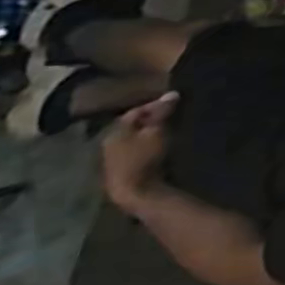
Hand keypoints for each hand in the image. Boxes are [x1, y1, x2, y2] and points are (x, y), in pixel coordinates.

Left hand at [102, 92, 176, 211]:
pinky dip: (146, 140)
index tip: (175, 102)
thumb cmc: (143, 156)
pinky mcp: (120, 166)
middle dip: (151, 117)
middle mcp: (109, 141)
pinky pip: (134, 146)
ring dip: (149, 130)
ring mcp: (113, 155)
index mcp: (114, 131)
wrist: (133, 191)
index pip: (135, 111)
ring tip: (169, 126)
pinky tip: (159, 142)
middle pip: (132, 123)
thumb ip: (162, 112)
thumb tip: (172, 93)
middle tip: (173, 113)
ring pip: (132, 135)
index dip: (155, 104)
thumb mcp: (156, 131)